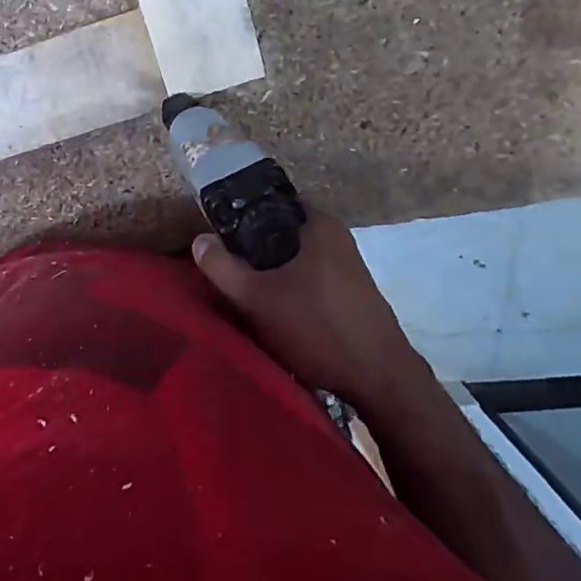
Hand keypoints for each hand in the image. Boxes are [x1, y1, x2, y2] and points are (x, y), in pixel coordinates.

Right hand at [191, 209, 420, 408]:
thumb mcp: (256, 299)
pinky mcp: (351, 292)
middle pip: (279, 231)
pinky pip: (309, 277)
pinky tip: (276, 311)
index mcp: (318, 223)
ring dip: (270, 271)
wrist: (381, 380)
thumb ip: (222, 267)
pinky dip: (290, 287)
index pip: (268, 201)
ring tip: (245, 291)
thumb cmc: (318, 328)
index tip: (218, 234)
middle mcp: (336, 236)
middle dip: (251, 247)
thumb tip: (199, 240)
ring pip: (294, 257)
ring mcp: (347, 265)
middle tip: (226, 266)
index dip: (239, 213)